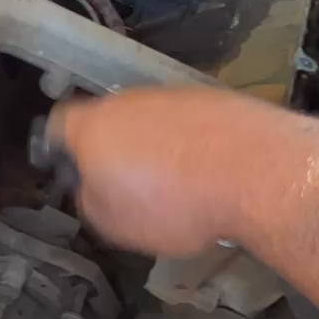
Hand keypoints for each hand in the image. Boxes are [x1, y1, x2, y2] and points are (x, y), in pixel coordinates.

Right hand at [46, 87, 318, 255]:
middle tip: (124, 184)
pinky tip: (210, 176)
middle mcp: (128, 101)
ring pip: (151, 121)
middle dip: (112, 148)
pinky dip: (193, 145)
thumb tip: (92, 188)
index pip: (57, 124)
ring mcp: (174, 96)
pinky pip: (191, 124)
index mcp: (91, 126)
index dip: (58, 147)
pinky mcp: (217, 99)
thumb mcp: (112, 222)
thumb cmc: (174, 202)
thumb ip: (88, 200)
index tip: (69, 168)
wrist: (262, 174)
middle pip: (108, 120)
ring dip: (155, 147)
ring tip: (175, 186)